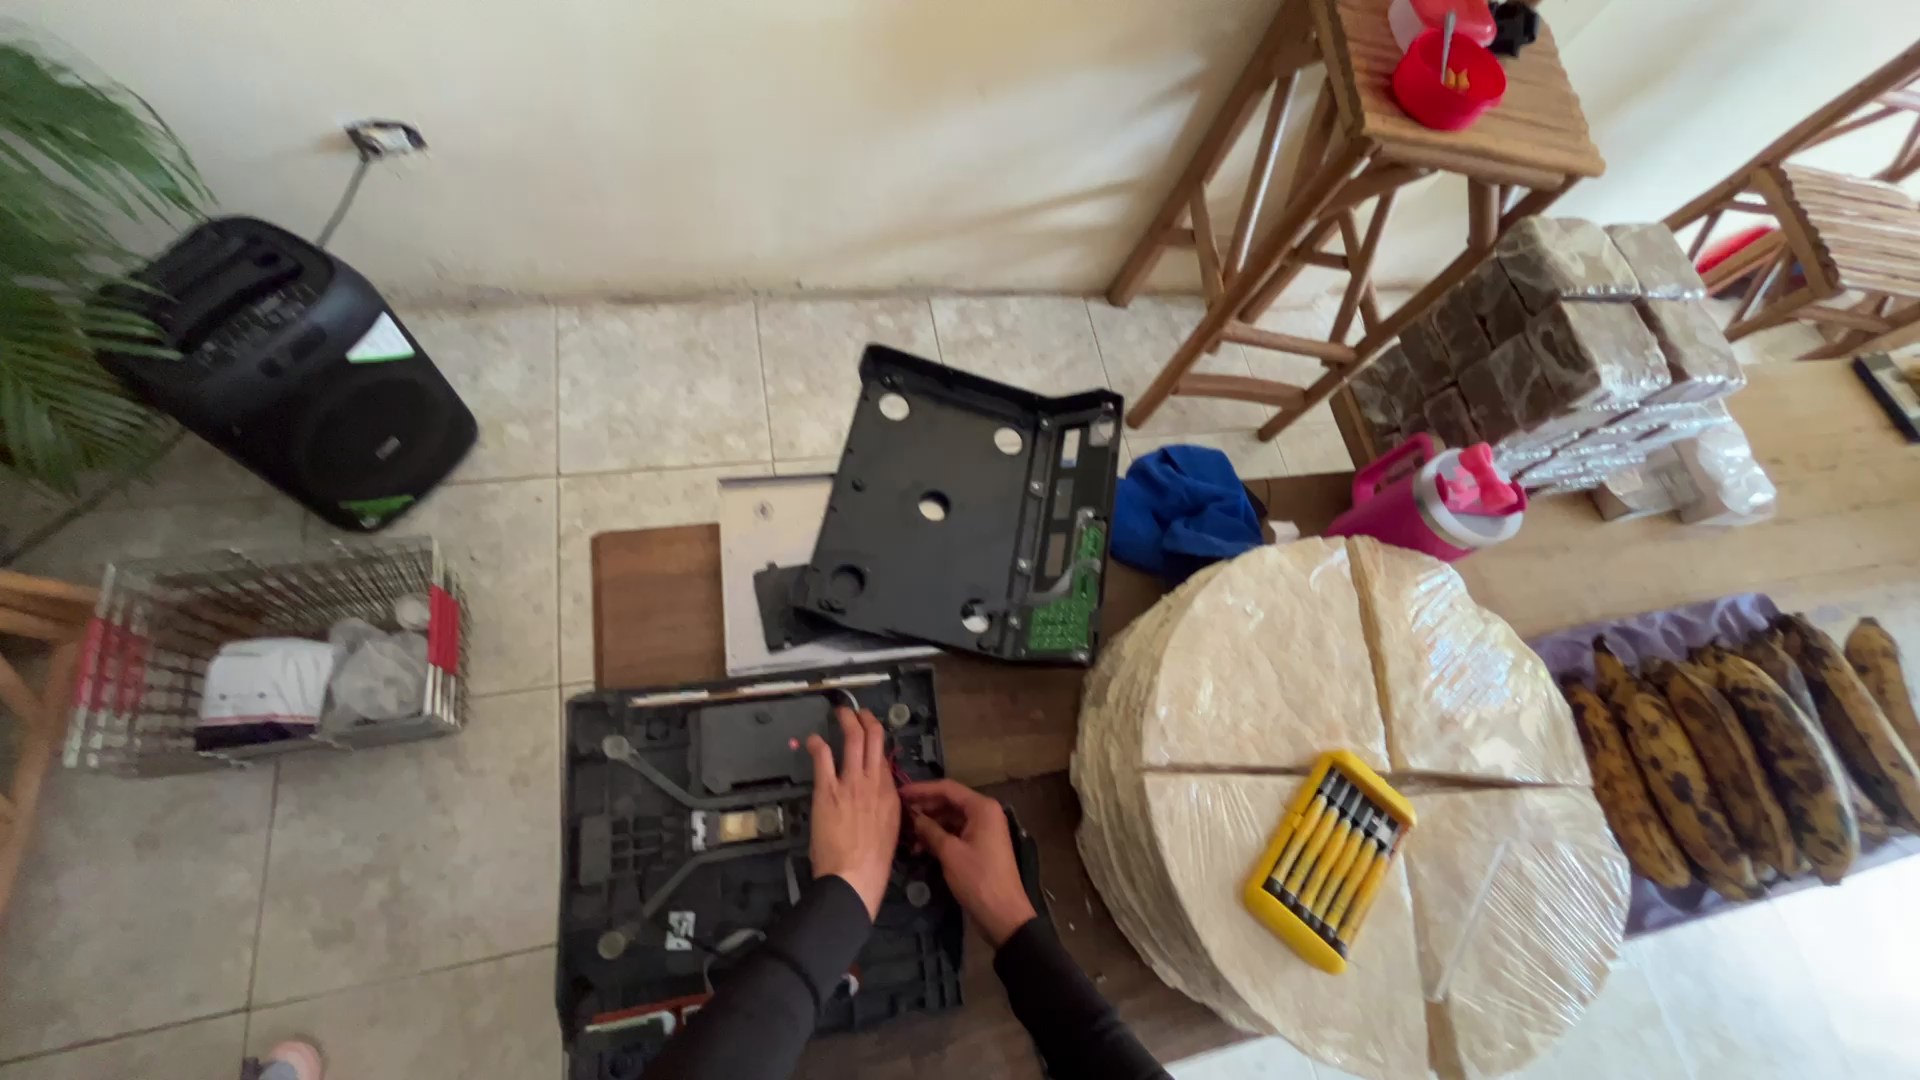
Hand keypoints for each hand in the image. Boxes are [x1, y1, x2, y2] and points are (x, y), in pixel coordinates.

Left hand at [807, 707, 899, 919]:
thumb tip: (879, 796)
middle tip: (858, 712)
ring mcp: (850, 783)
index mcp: (890, 793)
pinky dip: (817, 745)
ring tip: (840, 713)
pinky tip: (813, 740)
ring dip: (846, 722)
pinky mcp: (827, 790)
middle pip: (873, 739)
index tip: (871, 733)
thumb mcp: (890, 829)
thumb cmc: (873, 862)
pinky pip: (823, 758)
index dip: (877, 741)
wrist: (854, 877)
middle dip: (865, 720)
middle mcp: (873, 781)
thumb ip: (884, 807)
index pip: (884, 757)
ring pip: (852, 740)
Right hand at [901, 779, 1037, 947]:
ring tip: (908, 838)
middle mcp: (984, 813)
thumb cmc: (978, 879)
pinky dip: (940, 838)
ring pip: (951, 819)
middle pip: (949, 802)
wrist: (1003, 914)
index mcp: (982, 807)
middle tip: (900, 814)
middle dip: (925, 809)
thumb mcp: (950, 853)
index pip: (947, 789)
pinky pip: (956, 833)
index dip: (922, 790)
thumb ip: (930, 830)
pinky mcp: (980, 845)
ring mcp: (983, 829)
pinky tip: (922, 849)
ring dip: (930, 826)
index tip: (900, 793)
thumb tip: (913, 816)